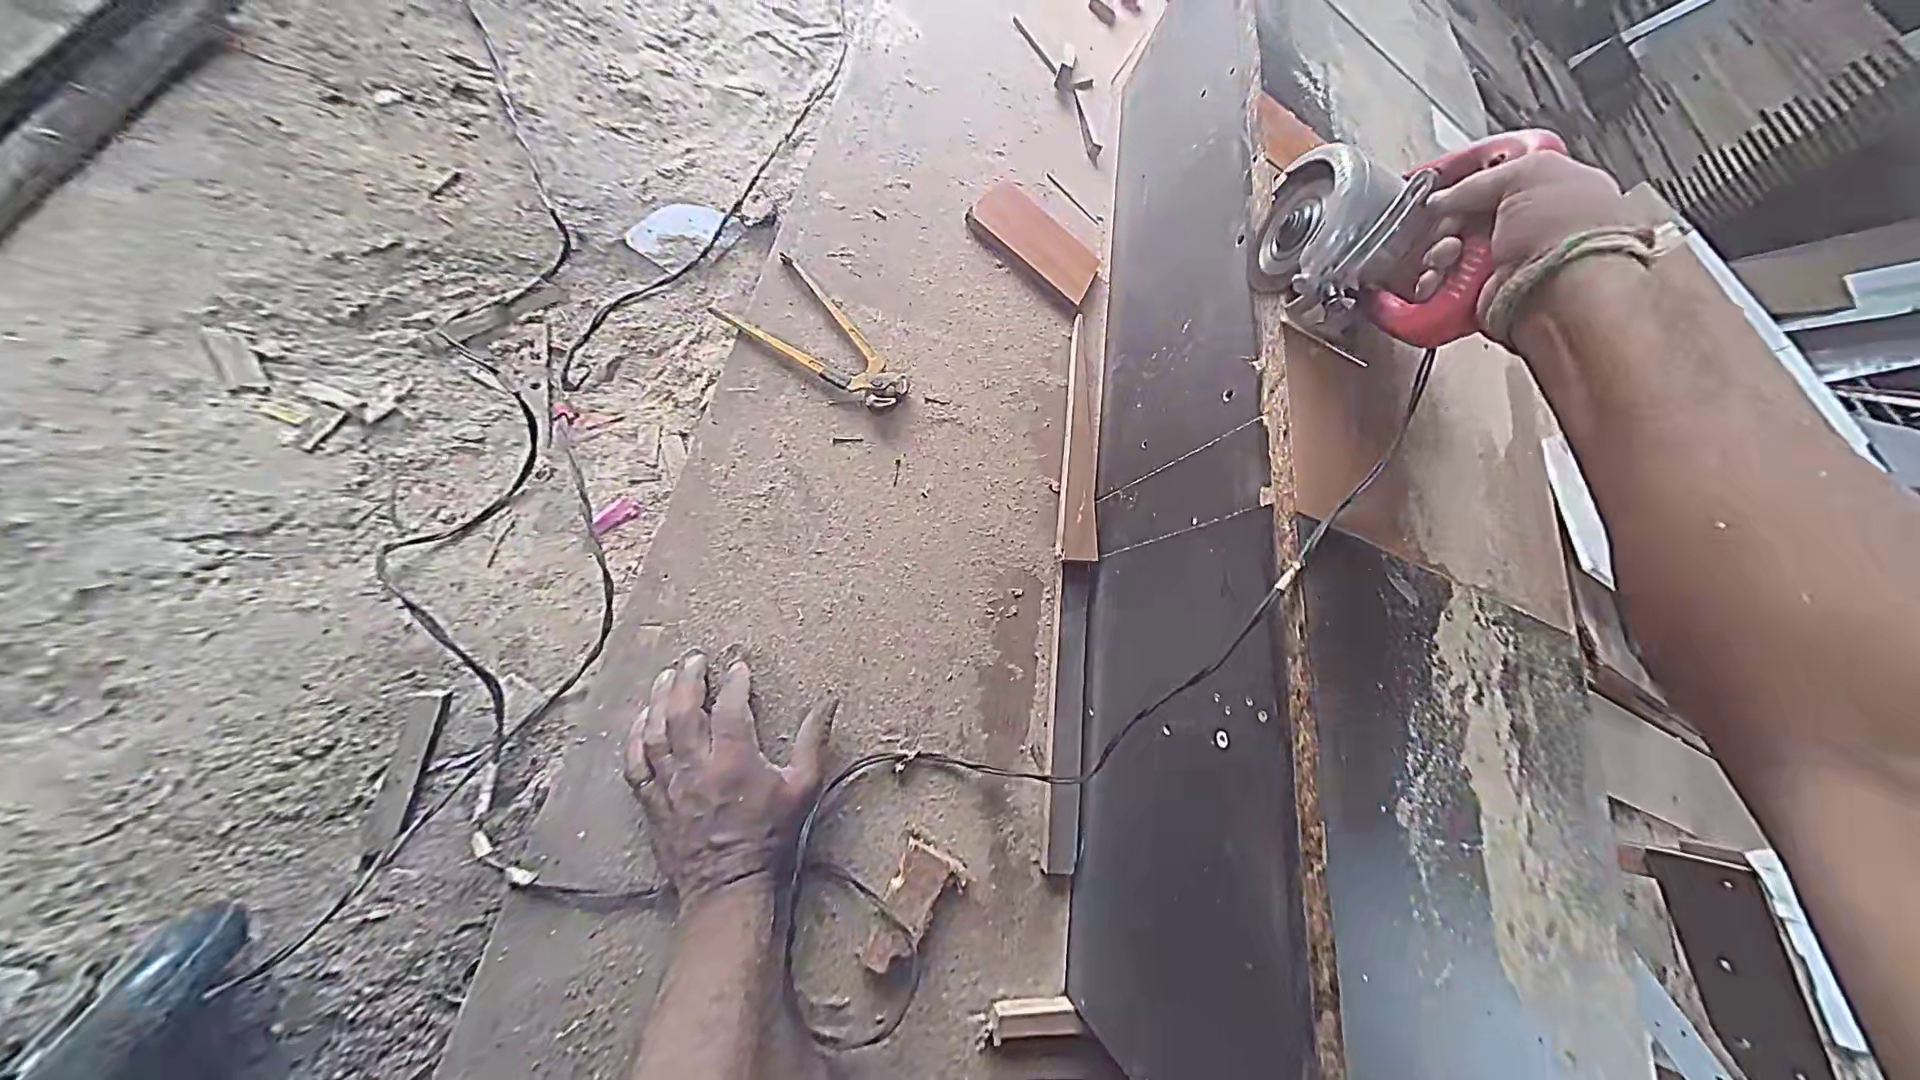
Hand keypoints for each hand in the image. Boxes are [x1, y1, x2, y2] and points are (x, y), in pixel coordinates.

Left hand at [623, 650, 835, 903]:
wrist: (729, 886)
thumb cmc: (770, 837)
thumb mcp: (803, 787)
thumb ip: (814, 740)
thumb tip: (829, 702)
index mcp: (734, 760)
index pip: (729, 707)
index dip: (733, 682)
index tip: (738, 666)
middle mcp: (697, 767)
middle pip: (683, 711)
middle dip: (687, 679)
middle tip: (693, 658)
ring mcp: (670, 785)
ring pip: (655, 732)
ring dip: (658, 699)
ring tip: (665, 676)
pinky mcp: (654, 803)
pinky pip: (636, 764)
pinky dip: (635, 738)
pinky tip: (641, 720)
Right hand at [1414, 147, 1632, 330]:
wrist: (1559, 291)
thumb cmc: (1563, 230)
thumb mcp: (1529, 175)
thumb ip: (1480, 181)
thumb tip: (1440, 199)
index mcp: (1547, 194)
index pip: (1493, 187)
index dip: (1465, 191)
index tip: (1445, 197)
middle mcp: (1524, 231)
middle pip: (1463, 224)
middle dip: (1446, 227)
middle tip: (1449, 232)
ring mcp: (1501, 268)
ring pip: (1447, 258)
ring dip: (1436, 258)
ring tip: (1444, 261)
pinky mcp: (1479, 299)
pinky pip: (1440, 289)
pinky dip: (1430, 286)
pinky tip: (1433, 283)